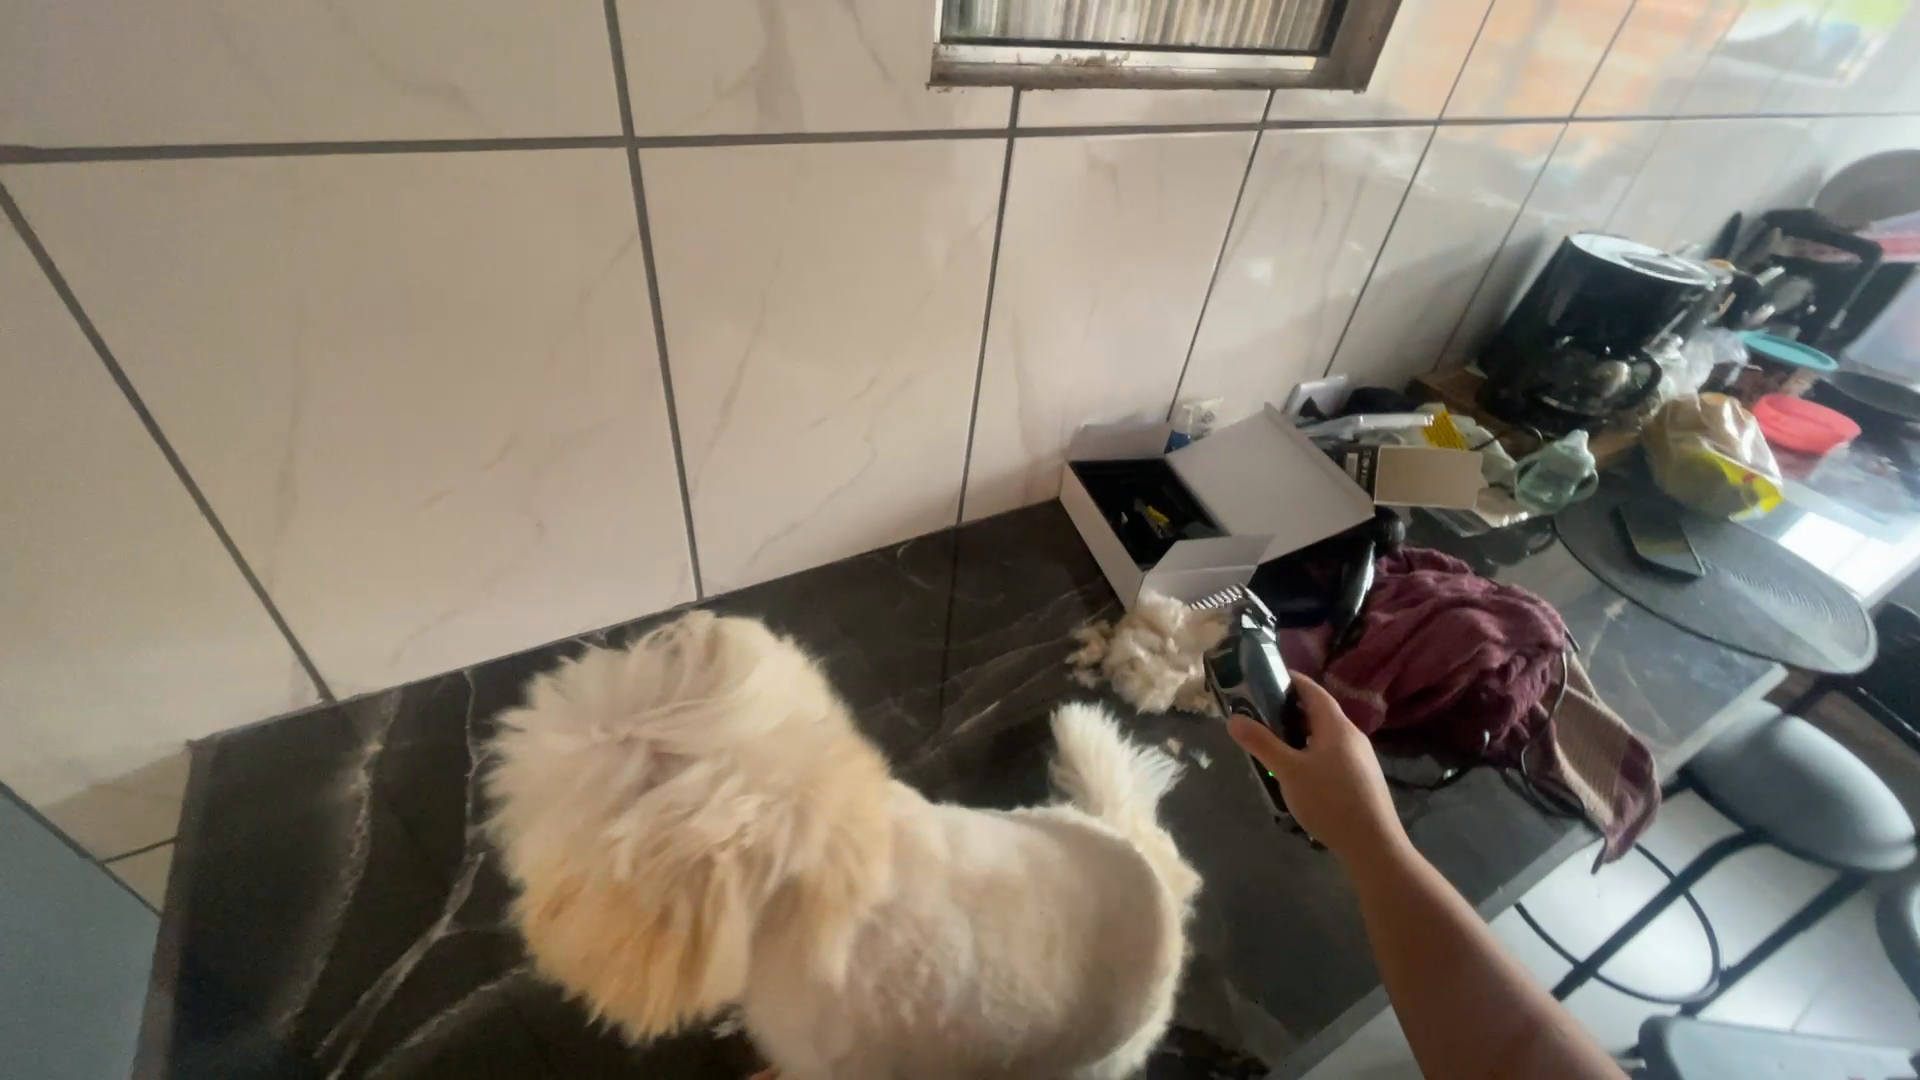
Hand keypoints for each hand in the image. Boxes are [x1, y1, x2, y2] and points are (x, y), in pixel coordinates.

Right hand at [1227, 673, 1407, 861]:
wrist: (1375, 846)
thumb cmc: (1330, 801)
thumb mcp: (1288, 770)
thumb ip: (1261, 743)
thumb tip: (1234, 719)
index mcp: (1336, 726)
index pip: (1313, 690)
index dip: (1291, 680)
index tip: (1265, 677)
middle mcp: (1352, 736)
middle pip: (1318, 712)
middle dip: (1288, 708)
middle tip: (1259, 712)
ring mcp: (1360, 759)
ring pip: (1324, 735)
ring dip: (1298, 732)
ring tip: (1272, 741)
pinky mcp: (1361, 779)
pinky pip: (1331, 753)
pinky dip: (1310, 750)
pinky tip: (1296, 770)